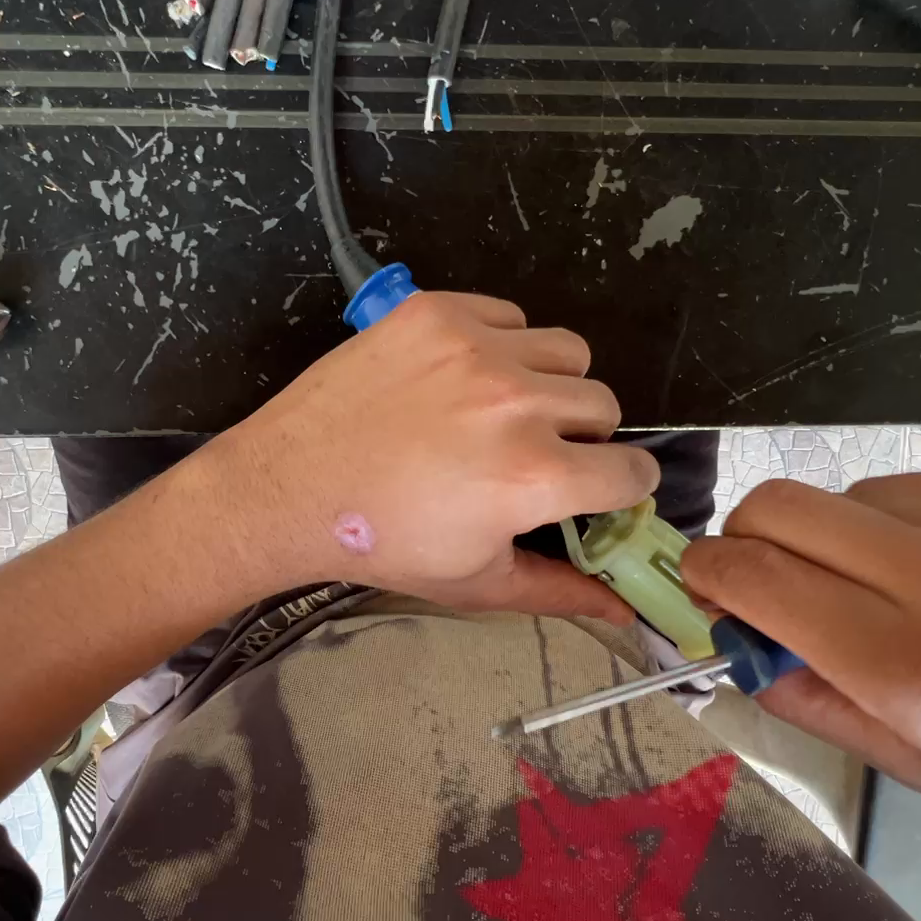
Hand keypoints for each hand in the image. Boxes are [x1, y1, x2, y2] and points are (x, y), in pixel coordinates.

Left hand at [180, 292, 657, 621]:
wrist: (287, 487)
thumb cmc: (382, 544)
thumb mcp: (474, 581)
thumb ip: (561, 591)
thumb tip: (628, 608)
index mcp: (534, 478)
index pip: (633, 471)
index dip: (616, 489)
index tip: (590, 490)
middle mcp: (516, 403)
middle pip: (605, 406)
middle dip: (581, 437)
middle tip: (528, 454)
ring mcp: (474, 348)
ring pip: (567, 353)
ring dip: (549, 384)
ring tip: (496, 410)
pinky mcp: (436, 312)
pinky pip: (510, 316)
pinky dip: (501, 344)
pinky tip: (458, 377)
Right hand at [680, 473, 920, 898]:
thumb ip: (808, 698)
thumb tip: (734, 645)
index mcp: (920, 669)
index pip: (750, 574)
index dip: (703, 575)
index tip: (706, 594)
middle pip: (773, 505)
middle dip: (743, 541)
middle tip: (768, 587)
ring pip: (835, 495)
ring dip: (820, 538)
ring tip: (875, 590)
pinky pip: (902, 488)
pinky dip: (884, 526)